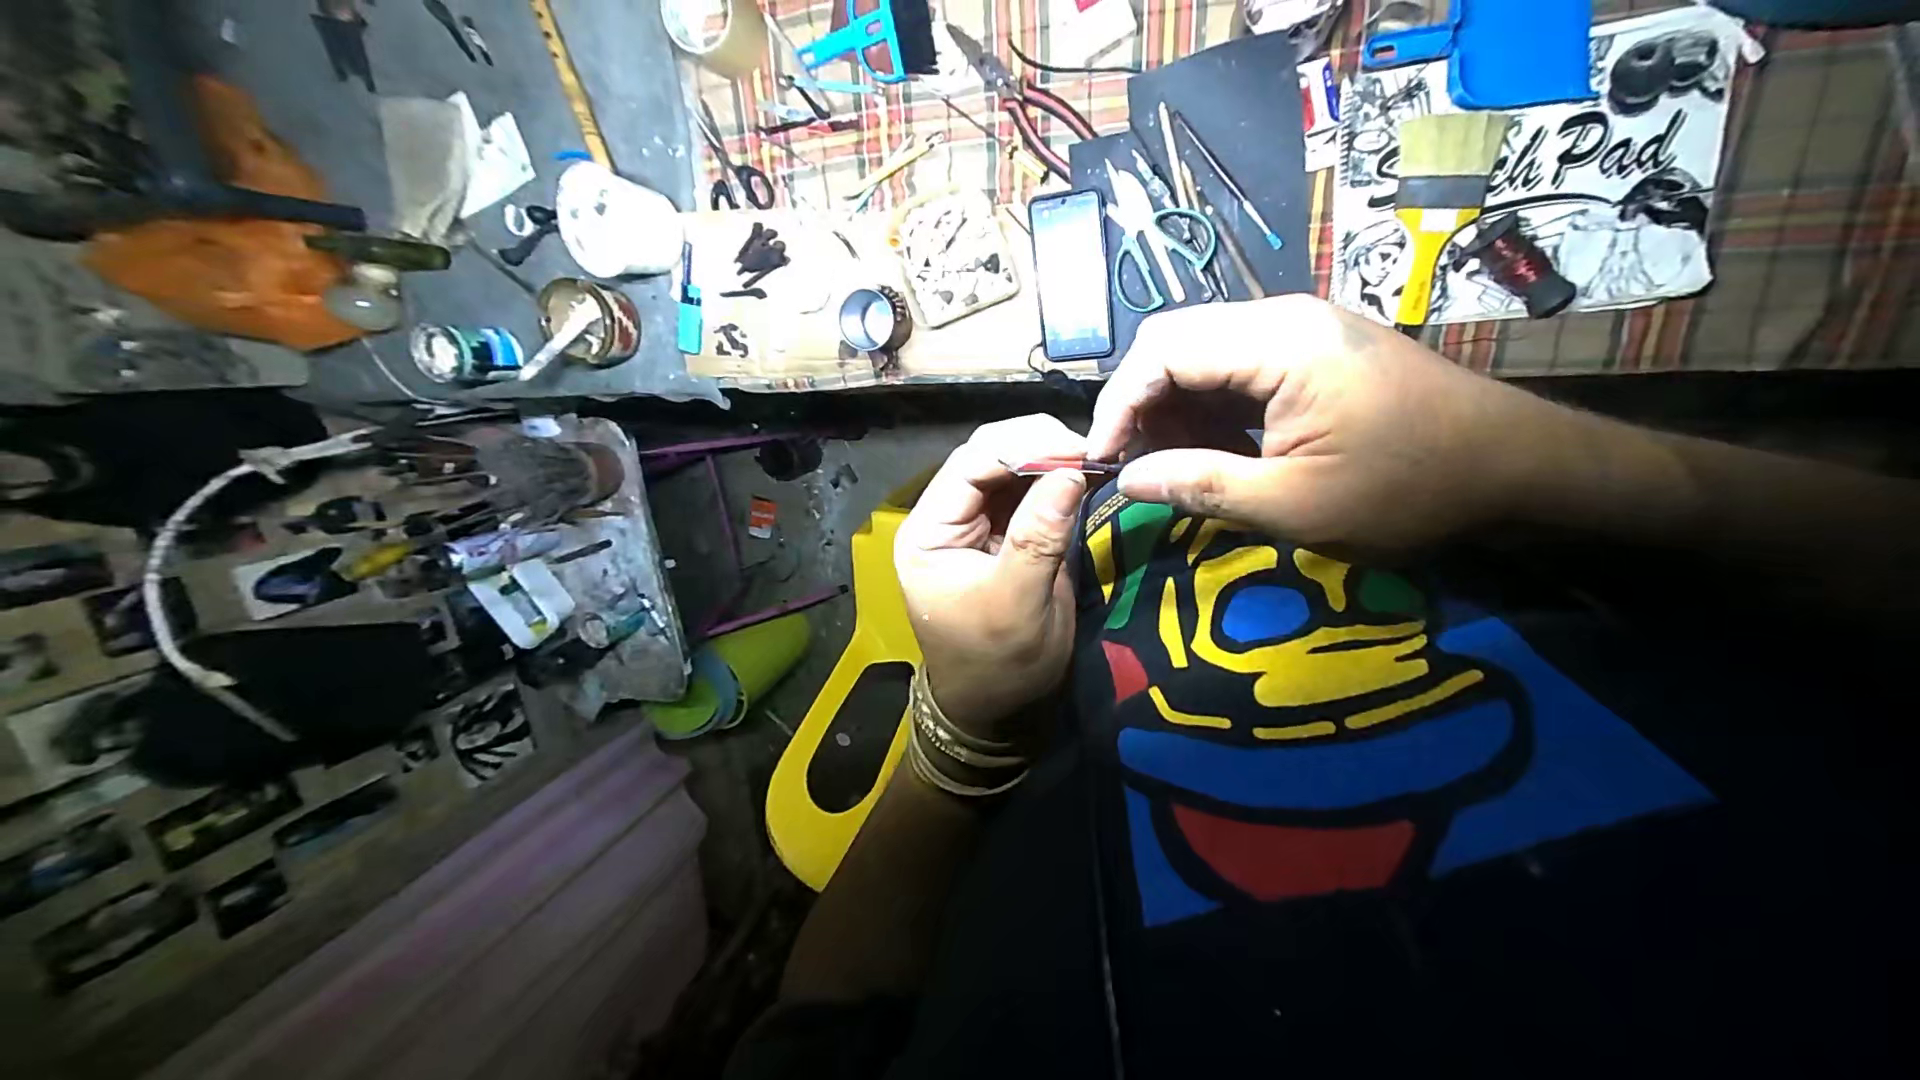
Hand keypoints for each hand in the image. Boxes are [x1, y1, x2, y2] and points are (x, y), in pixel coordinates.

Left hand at [893, 415, 1087, 737]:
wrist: (997, 704)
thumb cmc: (997, 663)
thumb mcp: (1018, 604)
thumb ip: (1038, 537)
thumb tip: (1070, 472)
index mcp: (928, 533)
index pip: (969, 465)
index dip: (1022, 447)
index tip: (1076, 450)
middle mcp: (944, 518)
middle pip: (985, 457)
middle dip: (1036, 446)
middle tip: (1088, 452)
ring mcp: (972, 523)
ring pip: (1007, 468)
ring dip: (1048, 458)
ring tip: (1090, 459)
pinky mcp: (999, 532)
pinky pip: (1024, 492)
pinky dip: (1052, 480)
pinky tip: (1080, 475)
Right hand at [1086, 295, 1558, 552]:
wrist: (1518, 468)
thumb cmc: (1410, 489)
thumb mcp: (1295, 504)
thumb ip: (1200, 486)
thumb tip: (1126, 480)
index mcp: (1278, 342)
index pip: (1161, 350)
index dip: (1118, 406)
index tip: (1100, 461)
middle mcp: (1281, 319)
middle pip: (1172, 342)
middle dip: (1139, 405)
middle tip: (1131, 465)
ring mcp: (1296, 332)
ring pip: (1197, 356)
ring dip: (1170, 410)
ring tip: (1168, 466)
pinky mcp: (1307, 354)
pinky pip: (1230, 370)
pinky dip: (1205, 411)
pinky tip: (1210, 452)